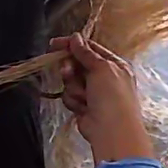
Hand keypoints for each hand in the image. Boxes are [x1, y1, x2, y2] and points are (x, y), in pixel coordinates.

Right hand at [51, 34, 154, 164]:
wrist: (112, 131)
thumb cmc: (112, 96)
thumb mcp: (101, 68)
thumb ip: (86, 53)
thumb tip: (75, 37)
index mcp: (114, 64)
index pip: (90, 49)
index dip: (72, 45)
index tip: (54, 44)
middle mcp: (104, 77)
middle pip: (77, 64)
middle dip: (70, 69)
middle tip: (67, 72)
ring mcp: (93, 92)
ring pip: (71, 81)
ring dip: (74, 88)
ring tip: (83, 97)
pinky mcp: (83, 106)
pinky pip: (70, 96)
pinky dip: (74, 101)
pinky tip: (82, 108)